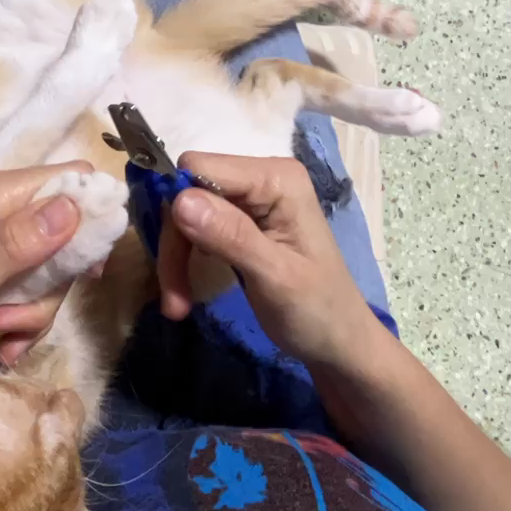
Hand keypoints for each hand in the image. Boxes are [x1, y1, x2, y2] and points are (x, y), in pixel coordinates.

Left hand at [0, 163, 95, 368]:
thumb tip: (75, 205)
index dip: (92, 222)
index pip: (72, 181)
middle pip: (64, 231)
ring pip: (46, 265)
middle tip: (10, 323)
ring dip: (32, 310)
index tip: (89, 273)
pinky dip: (16, 317)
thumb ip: (16, 246)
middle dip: (52, 284)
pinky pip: (21, 283)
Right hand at [157, 152, 378, 367]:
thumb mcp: (275, 277)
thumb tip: (180, 200)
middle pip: (187, 189)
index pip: (199, 168)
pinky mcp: (240, 218)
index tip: (171, 257)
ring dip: (175, 256)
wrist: (339, 343)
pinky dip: (183, 258)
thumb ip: (231, 235)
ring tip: (177, 303)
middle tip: (174, 294)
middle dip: (175, 241)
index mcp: (276, 178)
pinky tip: (184, 292)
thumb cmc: (317, 312)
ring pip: (184, 210)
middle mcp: (261, 177)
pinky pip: (194, 225)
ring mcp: (250, 197)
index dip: (176, 206)